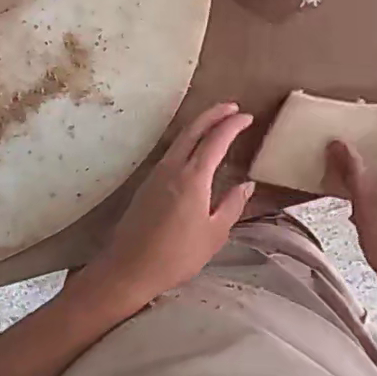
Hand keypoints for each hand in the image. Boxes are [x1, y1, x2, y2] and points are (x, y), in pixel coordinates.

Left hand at [84, 102, 254, 307]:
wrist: (129, 268)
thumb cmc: (176, 256)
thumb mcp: (214, 233)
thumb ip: (232, 204)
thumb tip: (246, 185)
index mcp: (192, 178)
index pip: (216, 140)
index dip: (232, 125)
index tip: (247, 117)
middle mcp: (171, 170)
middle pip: (192, 131)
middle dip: (212, 115)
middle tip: (230, 107)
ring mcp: (154, 177)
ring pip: (177, 142)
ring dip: (197, 128)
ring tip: (214, 125)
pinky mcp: (144, 187)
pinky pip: (168, 156)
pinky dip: (184, 145)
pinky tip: (191, 153)